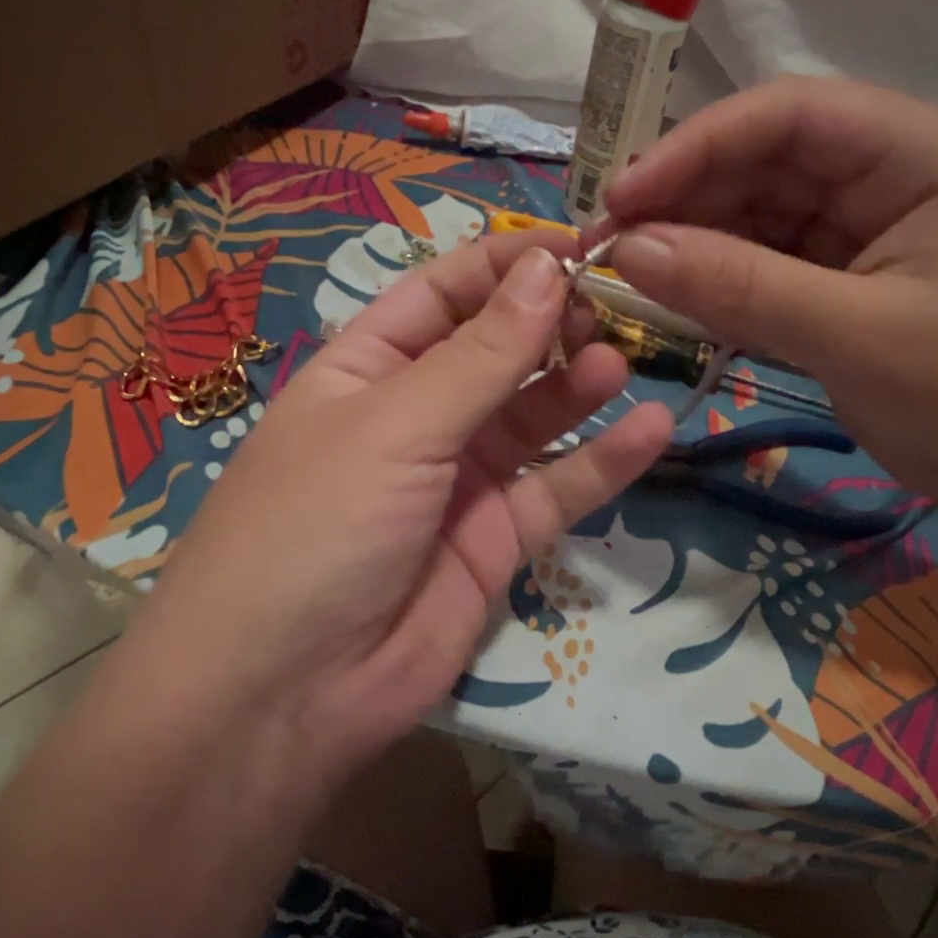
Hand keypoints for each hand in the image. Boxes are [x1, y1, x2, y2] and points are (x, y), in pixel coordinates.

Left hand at [143, 231, 673, 772]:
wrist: (285, 692)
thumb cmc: (315, 527)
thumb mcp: (393, 425)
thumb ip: (479, 356)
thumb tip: (548, 270)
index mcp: (364, 371)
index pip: (441, 295)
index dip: (504, 266)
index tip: (578, 246)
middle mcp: (413, 418)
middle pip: (494, 353)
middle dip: (548, 324)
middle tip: (611, 308)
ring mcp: (457, 483)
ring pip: (532, 420)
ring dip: (577, 386)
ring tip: (623, 359)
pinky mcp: (496, 544)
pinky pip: (556, 491)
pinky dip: (602, 462)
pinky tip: (653, 428)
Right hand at [599, 76, 937, 524]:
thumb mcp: (854, 337)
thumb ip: (740, 287)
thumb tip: (627, 249)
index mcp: (918, 153)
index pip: (788, 116)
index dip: (694, 147)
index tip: (620, 200)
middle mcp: (886, 171)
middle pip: (761, 160)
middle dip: (683, 201)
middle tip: (606, 250)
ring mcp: (862, 225)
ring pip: (753, 212)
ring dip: (691, 244)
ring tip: (628, 281)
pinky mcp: (841, 275)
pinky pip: (762, 261)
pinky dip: (717, 282)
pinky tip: (676, 305)